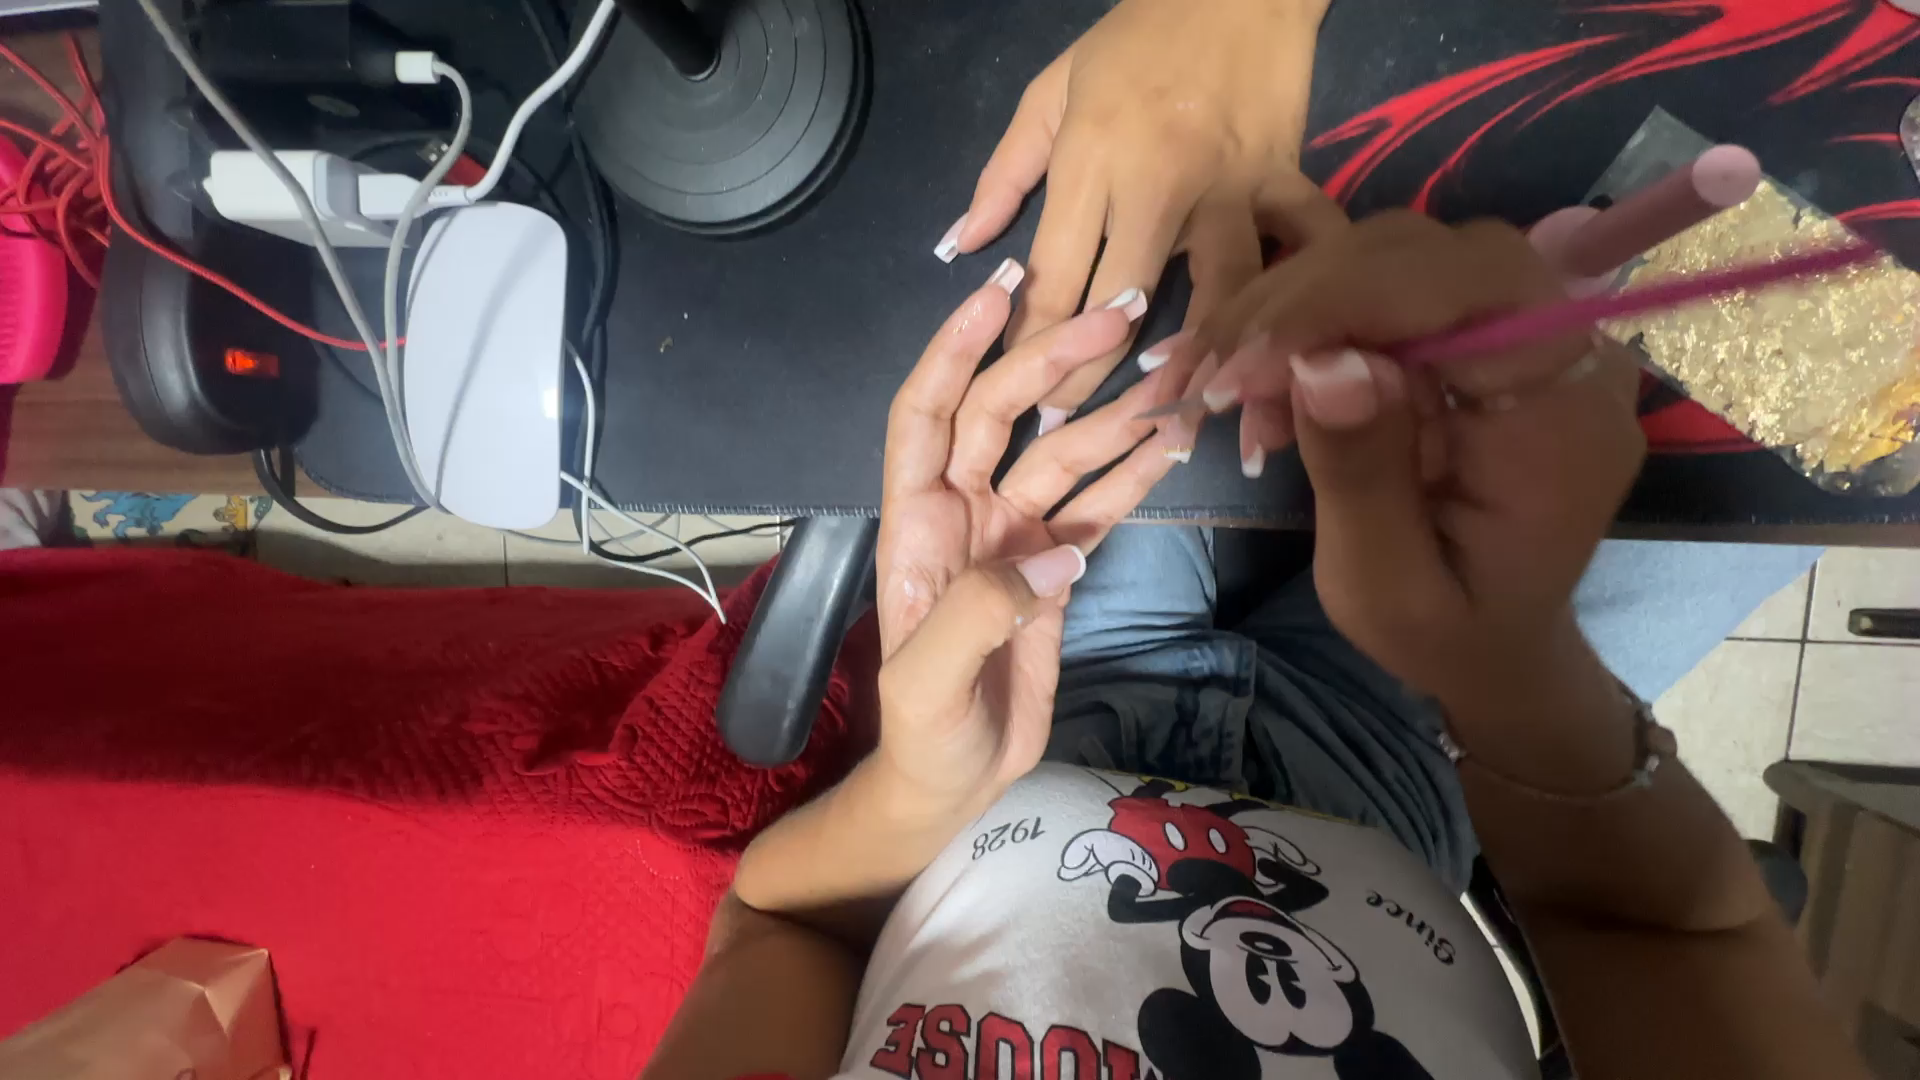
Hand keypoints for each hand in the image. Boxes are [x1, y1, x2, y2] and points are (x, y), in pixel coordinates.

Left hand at [875, 259, 1182, 815]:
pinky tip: (1174, 440)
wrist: (957, 776)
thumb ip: (981, 612)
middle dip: (1055, 362)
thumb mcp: (931, 683)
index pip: (925, 413)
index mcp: (918, 524)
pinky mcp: (1055, 564)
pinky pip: (1097, 505)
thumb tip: (1058, 553)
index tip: (1002, 292)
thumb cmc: (926, 732)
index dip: (955, 350)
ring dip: (1114, 416)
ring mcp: (1014, 533)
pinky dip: (1133, 473)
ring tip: (1179, 376)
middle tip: (1124, 316)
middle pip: (1004, 414)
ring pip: (1064, 454)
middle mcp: (965, 511)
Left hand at [940, 0, 1344, 429]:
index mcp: (1092, 159)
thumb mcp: (1049, 92)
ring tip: (1167, 418)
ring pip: (1216, 293)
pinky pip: (1300, 250)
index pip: (1053, 274)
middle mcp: (1160, 184)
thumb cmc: (1133, 40)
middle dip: (1091, 374)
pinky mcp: (1285, 184)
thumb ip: (1003, 174)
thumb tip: (963, 246)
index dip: (1031, 341)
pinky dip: (1296, 302)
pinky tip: (1282, 360)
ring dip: (1193, 362)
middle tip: (1068, 427)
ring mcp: (1230, 188)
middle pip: (1121, 303)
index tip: (1018, 391)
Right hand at [1191, 214, 1645, 707]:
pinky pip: (1372, 295)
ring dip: (1287, 314)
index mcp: (1560, 417)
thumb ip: (1362, 475)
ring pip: (1388, 261)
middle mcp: (1554, 352)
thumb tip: (1322, 360)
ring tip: (1226, 392)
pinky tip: (1258, 388)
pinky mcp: (1461, 342)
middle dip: (1300, 303)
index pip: (1472, 289)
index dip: (1345, 302)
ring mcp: (1507, 338)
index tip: (1240, 365)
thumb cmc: (1440, 629)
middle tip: (1211, 379)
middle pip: (1423, 255)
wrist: (1486, 637)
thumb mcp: (1386, 584)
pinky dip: (1298, 328)